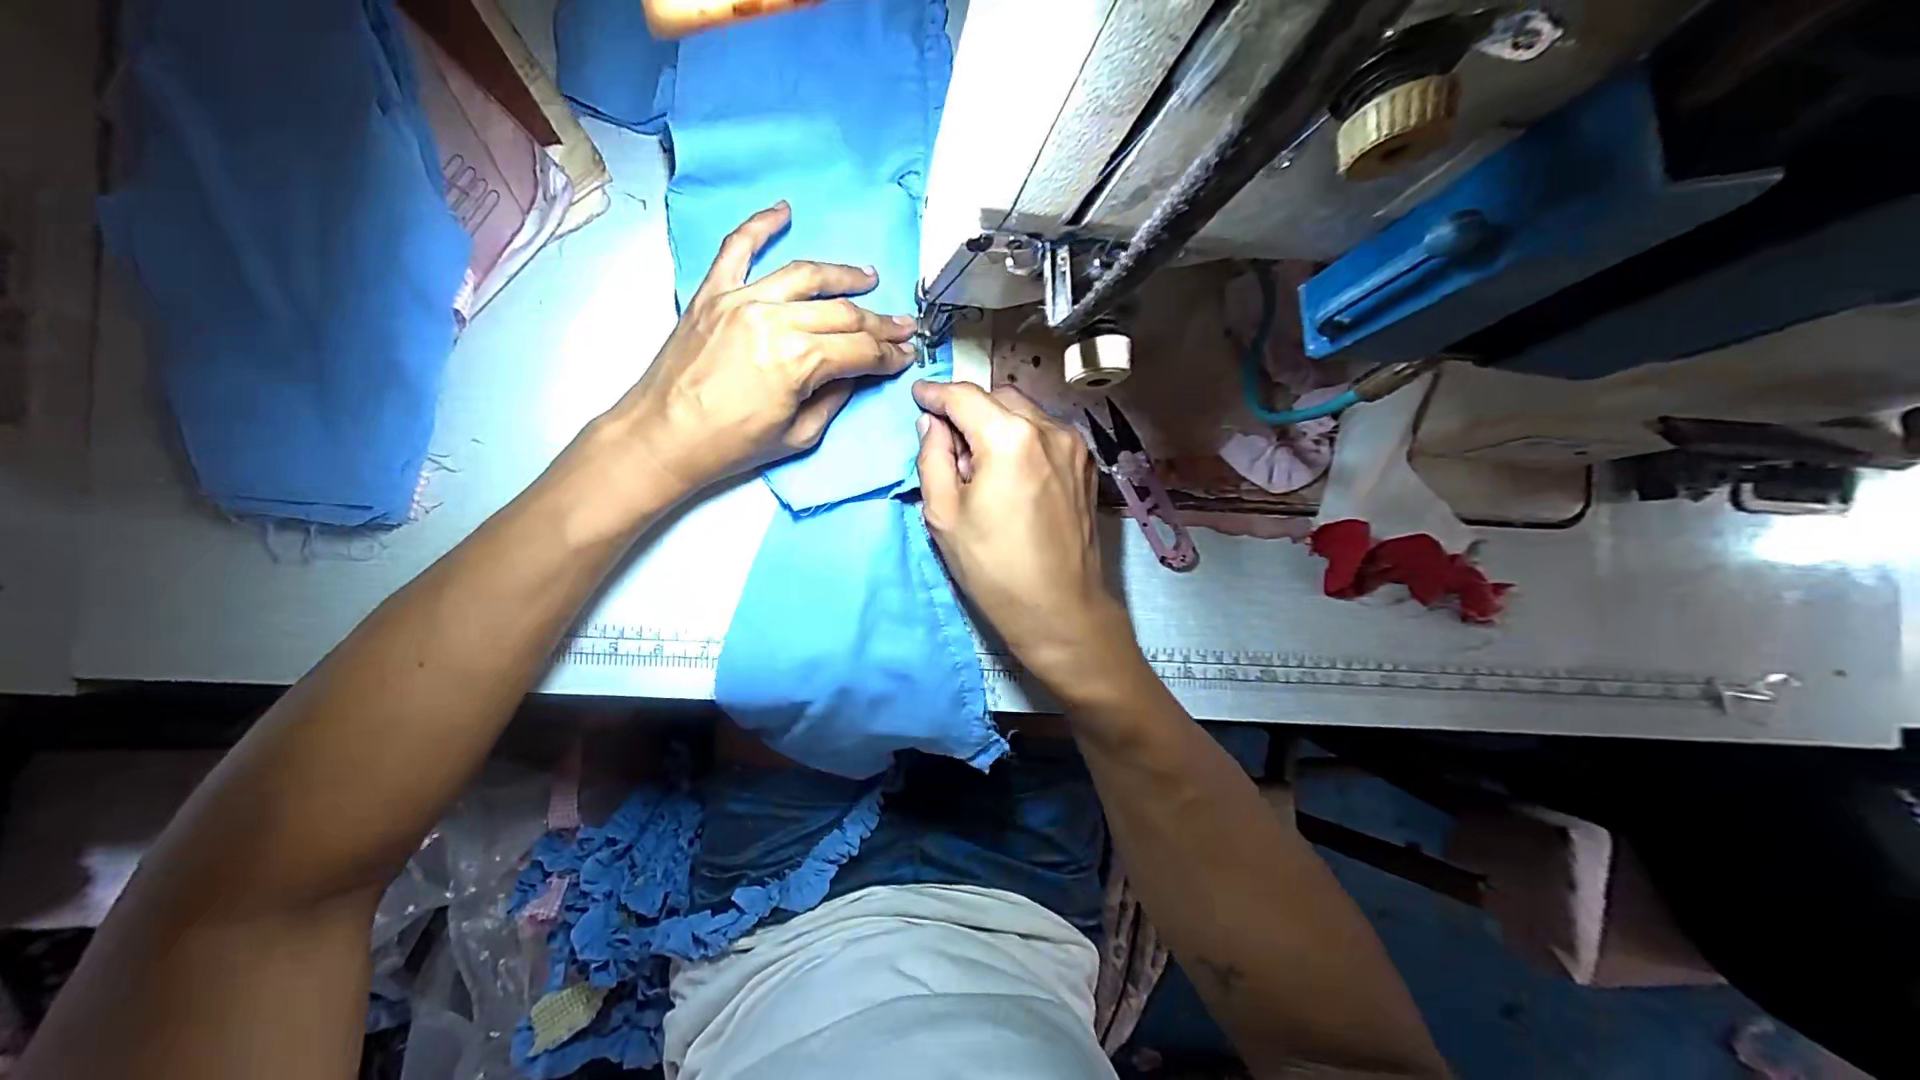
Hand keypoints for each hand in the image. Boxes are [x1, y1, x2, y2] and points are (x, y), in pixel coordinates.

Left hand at [599, 202, 917, 499]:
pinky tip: (783, 211)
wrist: (663, 437)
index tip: (906, 355)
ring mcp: (741, 300)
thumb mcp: (798, 435)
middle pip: (841, 313)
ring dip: (843, 275)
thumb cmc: (730, 446)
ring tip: (868, 277)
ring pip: (805, 276)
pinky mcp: (712, 292)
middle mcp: (774, 321)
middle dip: (879, 323)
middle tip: (902, 325)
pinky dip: (760, 225)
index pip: (860, 350)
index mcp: (798, 362)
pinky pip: (738, 248)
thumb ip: (834, 397)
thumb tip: (856, 373)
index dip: (889, 355)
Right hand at [912, 381, 1142, 694]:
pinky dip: (1020, 439)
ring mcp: (1074, 447)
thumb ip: (933, 458)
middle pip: (998, 397)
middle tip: (948, 446)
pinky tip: (1009, 476)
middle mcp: (1049, 429)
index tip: (918, 395)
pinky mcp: (1085, 466)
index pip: (965, 396)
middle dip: (968, 410)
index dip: (935, 393)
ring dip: (996, 424)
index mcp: (1010, 438)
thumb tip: (933, 425)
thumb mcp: (944, 514)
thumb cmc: (995, 568)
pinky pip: (1045, 434)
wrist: (1061, 610)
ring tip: (979, 467)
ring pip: (1024, 413)